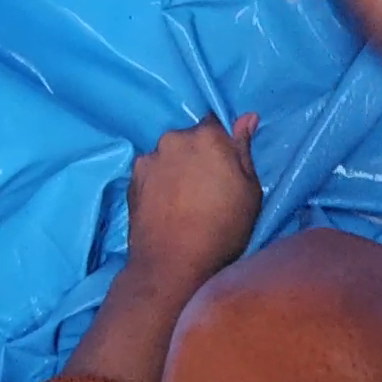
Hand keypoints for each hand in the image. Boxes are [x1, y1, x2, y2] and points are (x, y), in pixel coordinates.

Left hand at [126, 114, 261, 297]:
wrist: (174, 263)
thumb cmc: (224, 228)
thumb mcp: (250, 190)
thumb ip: (244, 150)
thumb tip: (247, 117)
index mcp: (208, 136)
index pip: (216, 123)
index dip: (222, 144)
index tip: (226, 166)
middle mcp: (174, 139)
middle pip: (190, 138)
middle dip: (198, 154)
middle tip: (207, 186)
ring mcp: (149, 159)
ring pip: (169, 155)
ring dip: (177, 167)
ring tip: (184, 199)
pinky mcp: (132, 179)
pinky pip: (152, 172)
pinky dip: (159, 182)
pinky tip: (167, 205)